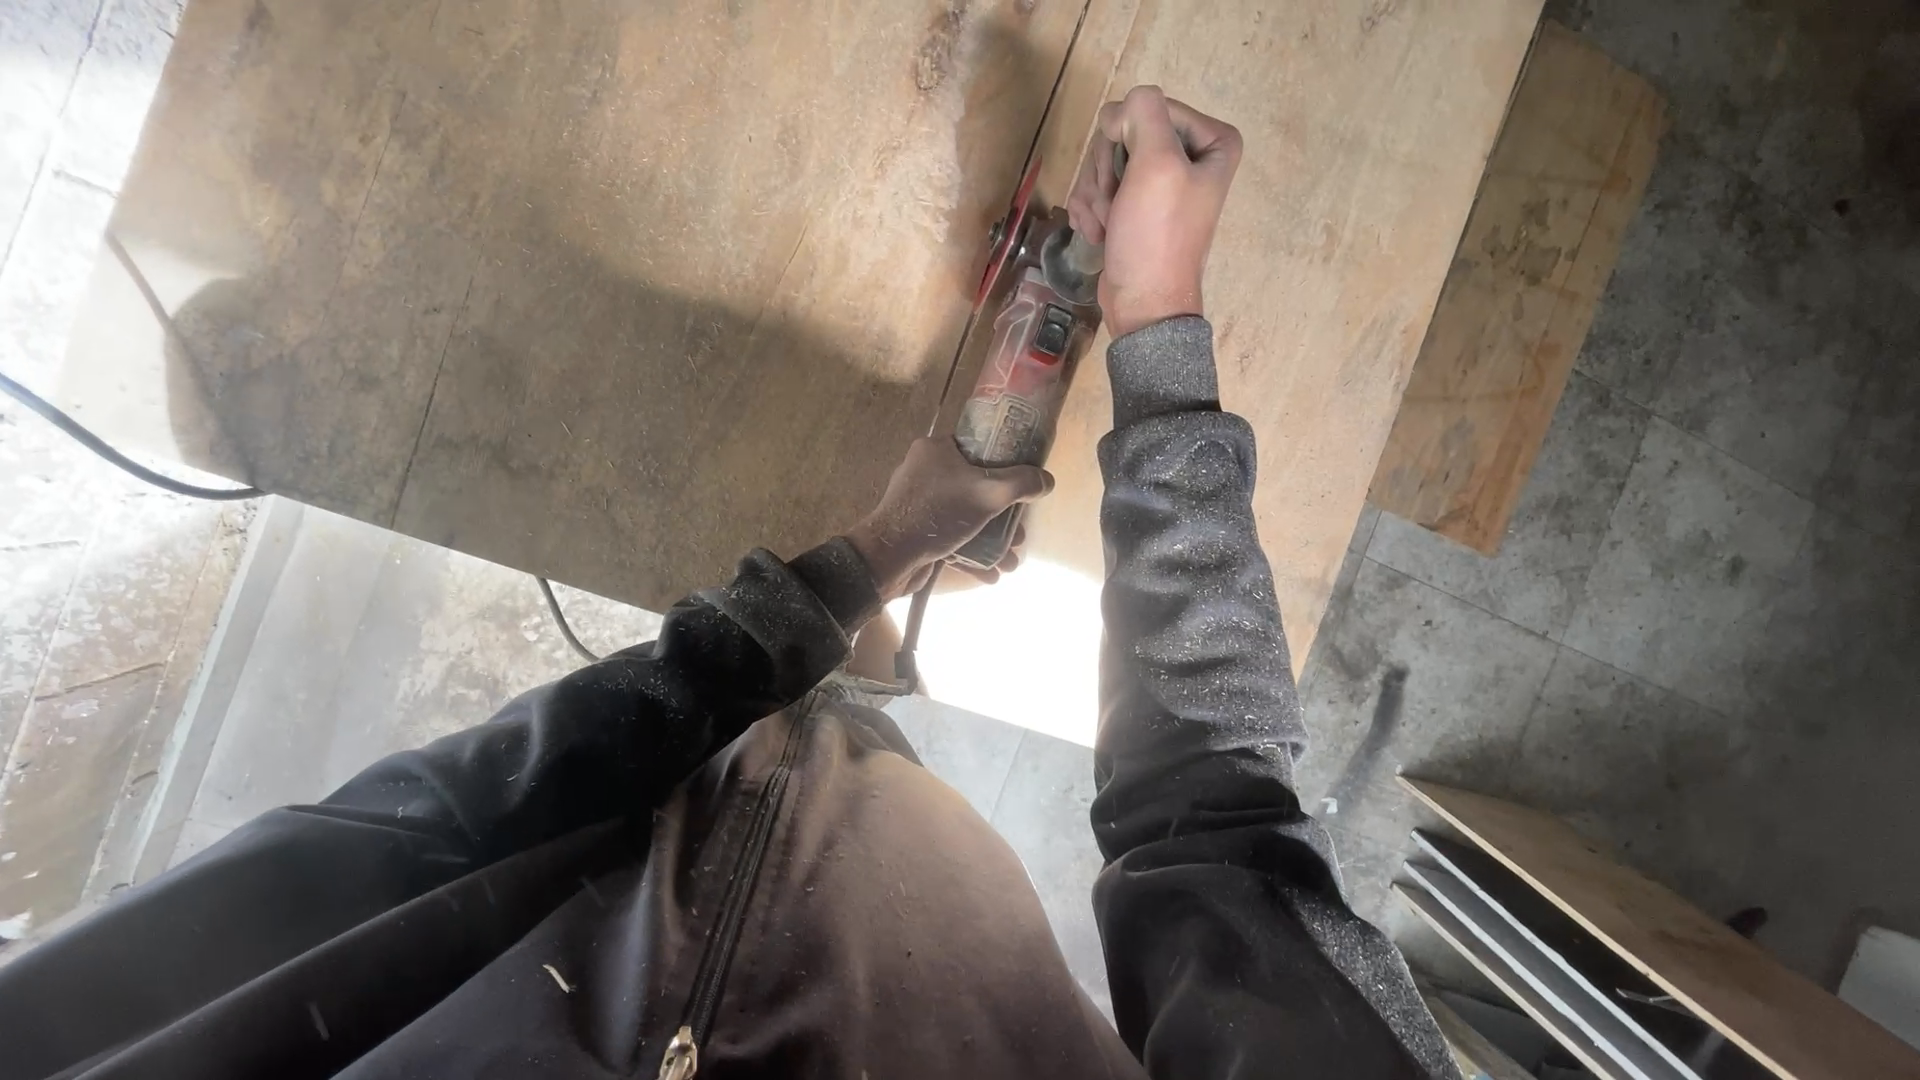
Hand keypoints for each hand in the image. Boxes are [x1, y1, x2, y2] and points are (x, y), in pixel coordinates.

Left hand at [845, 437, 1053, 601]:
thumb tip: (1047, 481)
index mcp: (937, 450)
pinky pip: (951, 536)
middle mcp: (926, 471)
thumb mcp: (989, 494)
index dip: (1005, 466)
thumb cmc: (939, 514)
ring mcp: (919, 502)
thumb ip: (1022, 484)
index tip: (1023, 486)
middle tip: (1020, 535)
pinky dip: (971, 554)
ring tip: (1010, 562)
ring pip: (966, 517)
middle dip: (1003, 517)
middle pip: (976, 487)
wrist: (889, 557)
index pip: (978, 449)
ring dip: (991, 541)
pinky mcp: (916, 529)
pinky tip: (990, 574)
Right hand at [1066, 86, 1241, 337]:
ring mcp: (1158, 184)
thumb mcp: (1155, 162)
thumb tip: (1119, 112)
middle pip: (1123, 135)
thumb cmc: (1155, 236)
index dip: (1126, 137)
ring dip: (1095, 196)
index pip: (1147, 107)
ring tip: (1106, 225)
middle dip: (1106, 173)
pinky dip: (1092, 212)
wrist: (1143, 303)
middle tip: (1113, 205)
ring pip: (1105, 163)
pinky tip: (1099, 234)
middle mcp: (1188, 157)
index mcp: (1212, 141)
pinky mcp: (1133, 208)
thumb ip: (1142, 112)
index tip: (1126, 175)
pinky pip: (1099, 189)